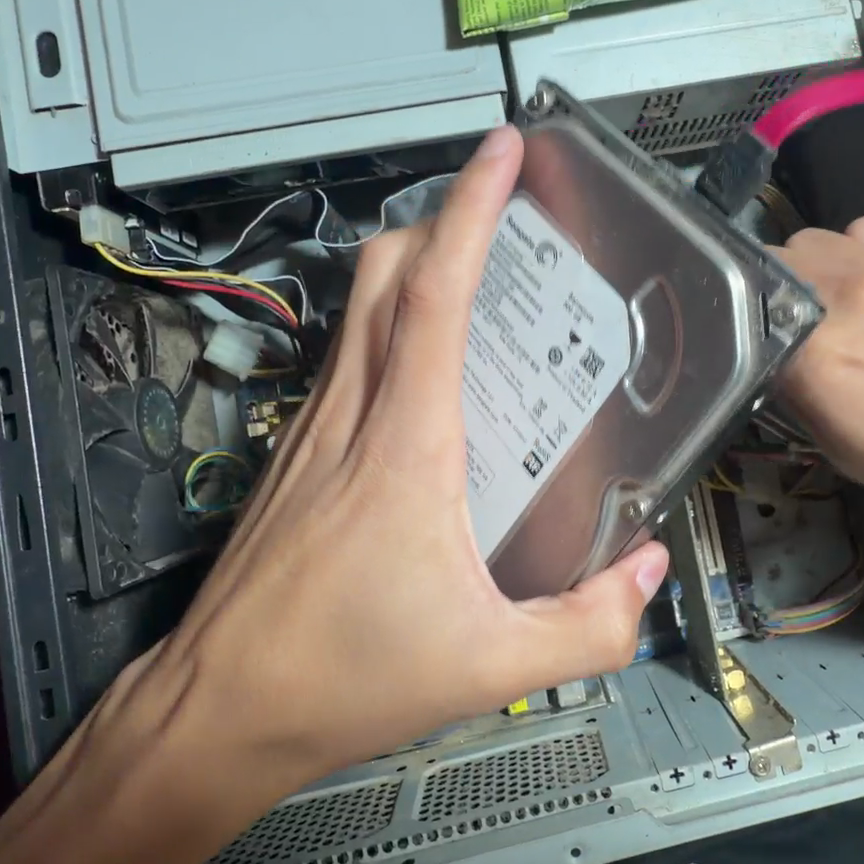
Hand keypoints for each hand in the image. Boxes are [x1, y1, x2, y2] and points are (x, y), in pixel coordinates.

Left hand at [0, 128, 667, 863]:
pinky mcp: (300, 449)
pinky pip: (351, 354)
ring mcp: (316, 427)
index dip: (471, 212)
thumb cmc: (339, 678)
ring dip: (416, 266)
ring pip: (360, 306)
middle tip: (502, 209)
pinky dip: (394, 323)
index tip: (500, 156)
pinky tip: (433, 366)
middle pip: (385, 274)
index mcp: (405, 448)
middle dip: (443, 219)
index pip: (436, 296)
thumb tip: (643, 575)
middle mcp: (353, 416)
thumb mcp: (489, 665)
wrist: (220, 706)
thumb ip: (587, 625)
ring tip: (481, 272)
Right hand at [771, 216, 863, 567]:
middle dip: (762, 308)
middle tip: (792, 348)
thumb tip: (778, 369)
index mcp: (823, 360)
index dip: (735, 350)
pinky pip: (861, 233)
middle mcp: (849, 297)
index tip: (754, 370)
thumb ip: (800, 401)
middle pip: (763, 273)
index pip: (736, 331)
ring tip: (834, 317)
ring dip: (803, 277)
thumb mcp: (856, 462)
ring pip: (807, 244)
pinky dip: (852, 258)